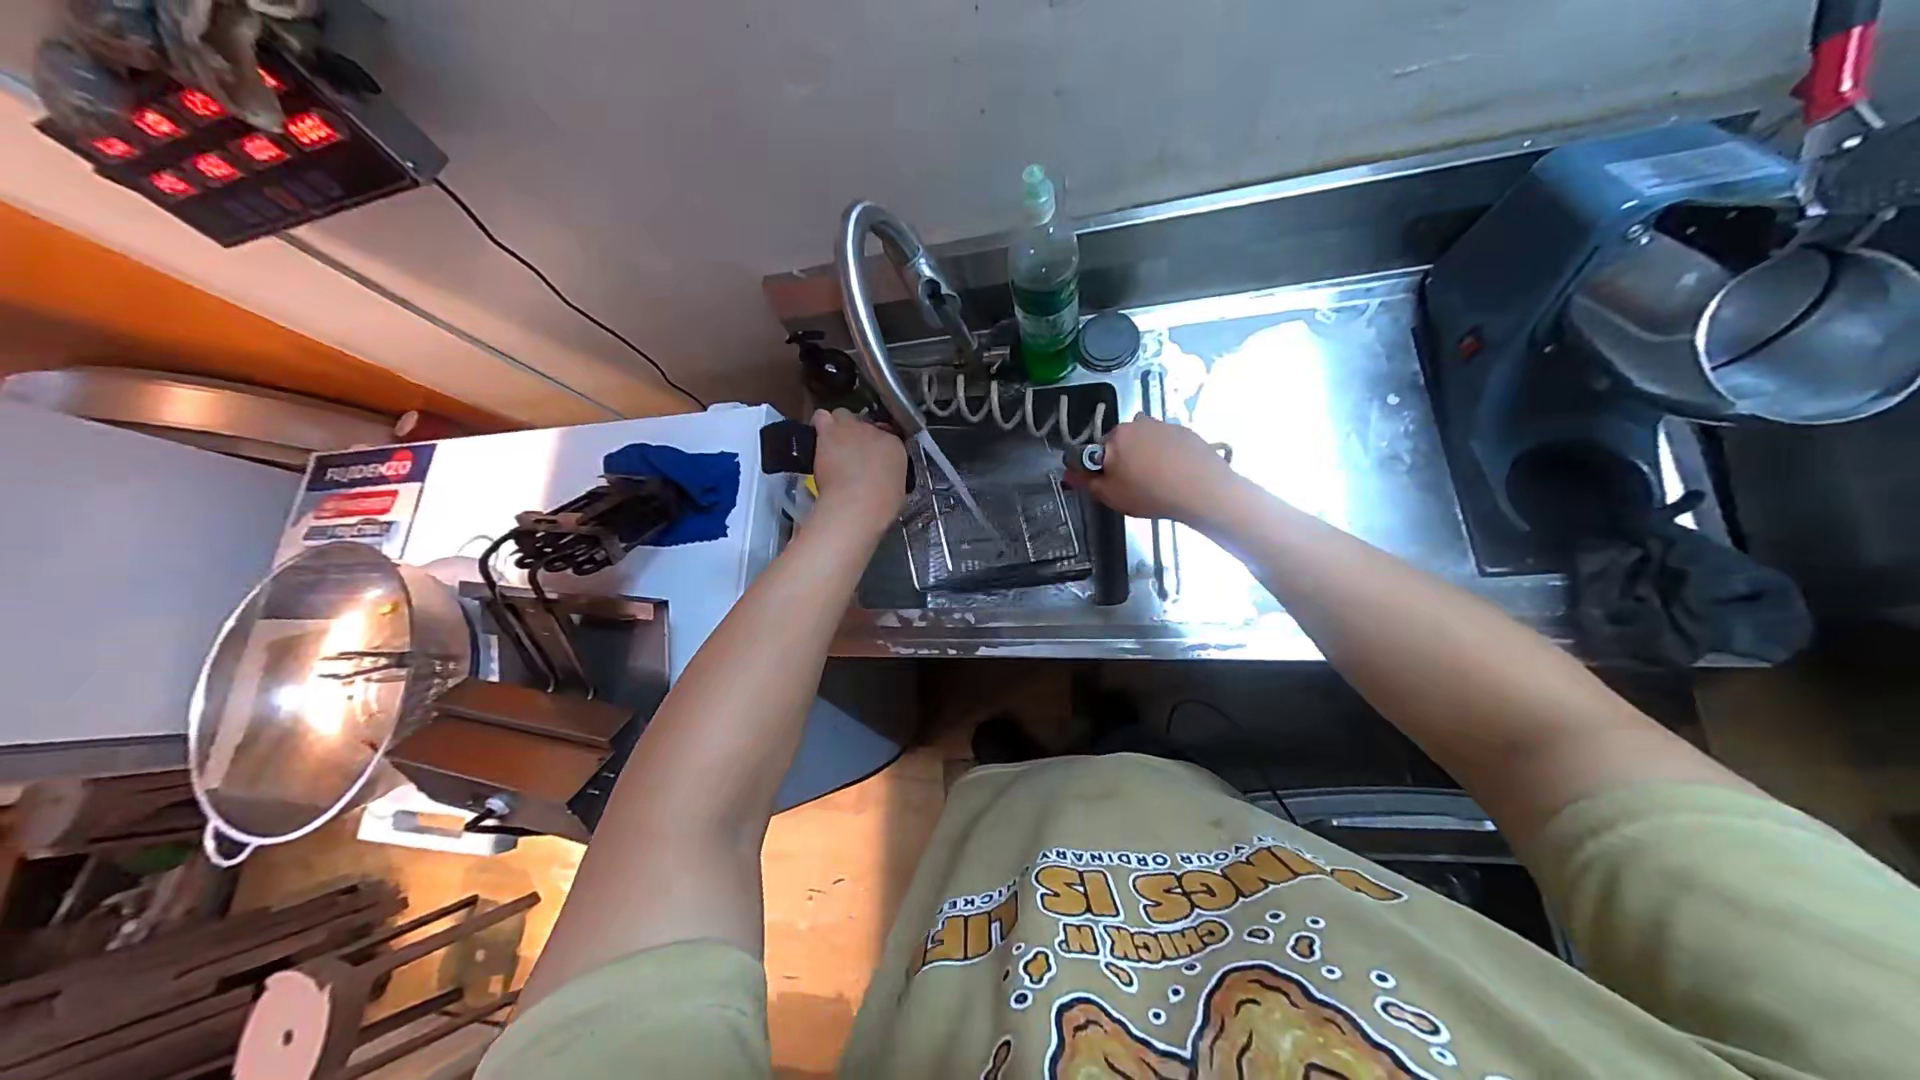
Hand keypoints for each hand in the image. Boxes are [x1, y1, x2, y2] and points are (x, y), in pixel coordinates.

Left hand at [811, 408, 906, 530]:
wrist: (857, 503)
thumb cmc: (881, 504)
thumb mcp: (895, 489)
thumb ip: (887, 475)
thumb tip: (880, 477)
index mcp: (894, 445)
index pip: (884, 436)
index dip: (873, 447)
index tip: (866, 459)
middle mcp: (874, 430)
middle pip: (862, 422)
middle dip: (855, 433)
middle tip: (848, 450)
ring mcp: (851, 428)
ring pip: (841, 414)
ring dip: (836, 426)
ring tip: (830, 443)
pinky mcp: (829, 431)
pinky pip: (821, 418)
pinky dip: (818, 426)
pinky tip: (816, 440)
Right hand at [1079, 414, 1241, 524]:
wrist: (1203, 489)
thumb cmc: (1150, 493)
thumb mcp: (1110, 495)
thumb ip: (1086, 482)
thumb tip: (1068, 473)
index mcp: (1115, 436)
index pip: (1096, 449)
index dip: (1100, 468)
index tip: (1110, 483)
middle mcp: (1137, 423)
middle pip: (1122, 442)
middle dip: (1124, 459)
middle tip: (1134, 485)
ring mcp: (1164, 424)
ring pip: (1146, 441)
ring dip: (1146, 455)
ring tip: (1158, 480)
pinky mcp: (1186, 431)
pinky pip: (1167, 443)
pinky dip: (1167, 455)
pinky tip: (1175, 475)